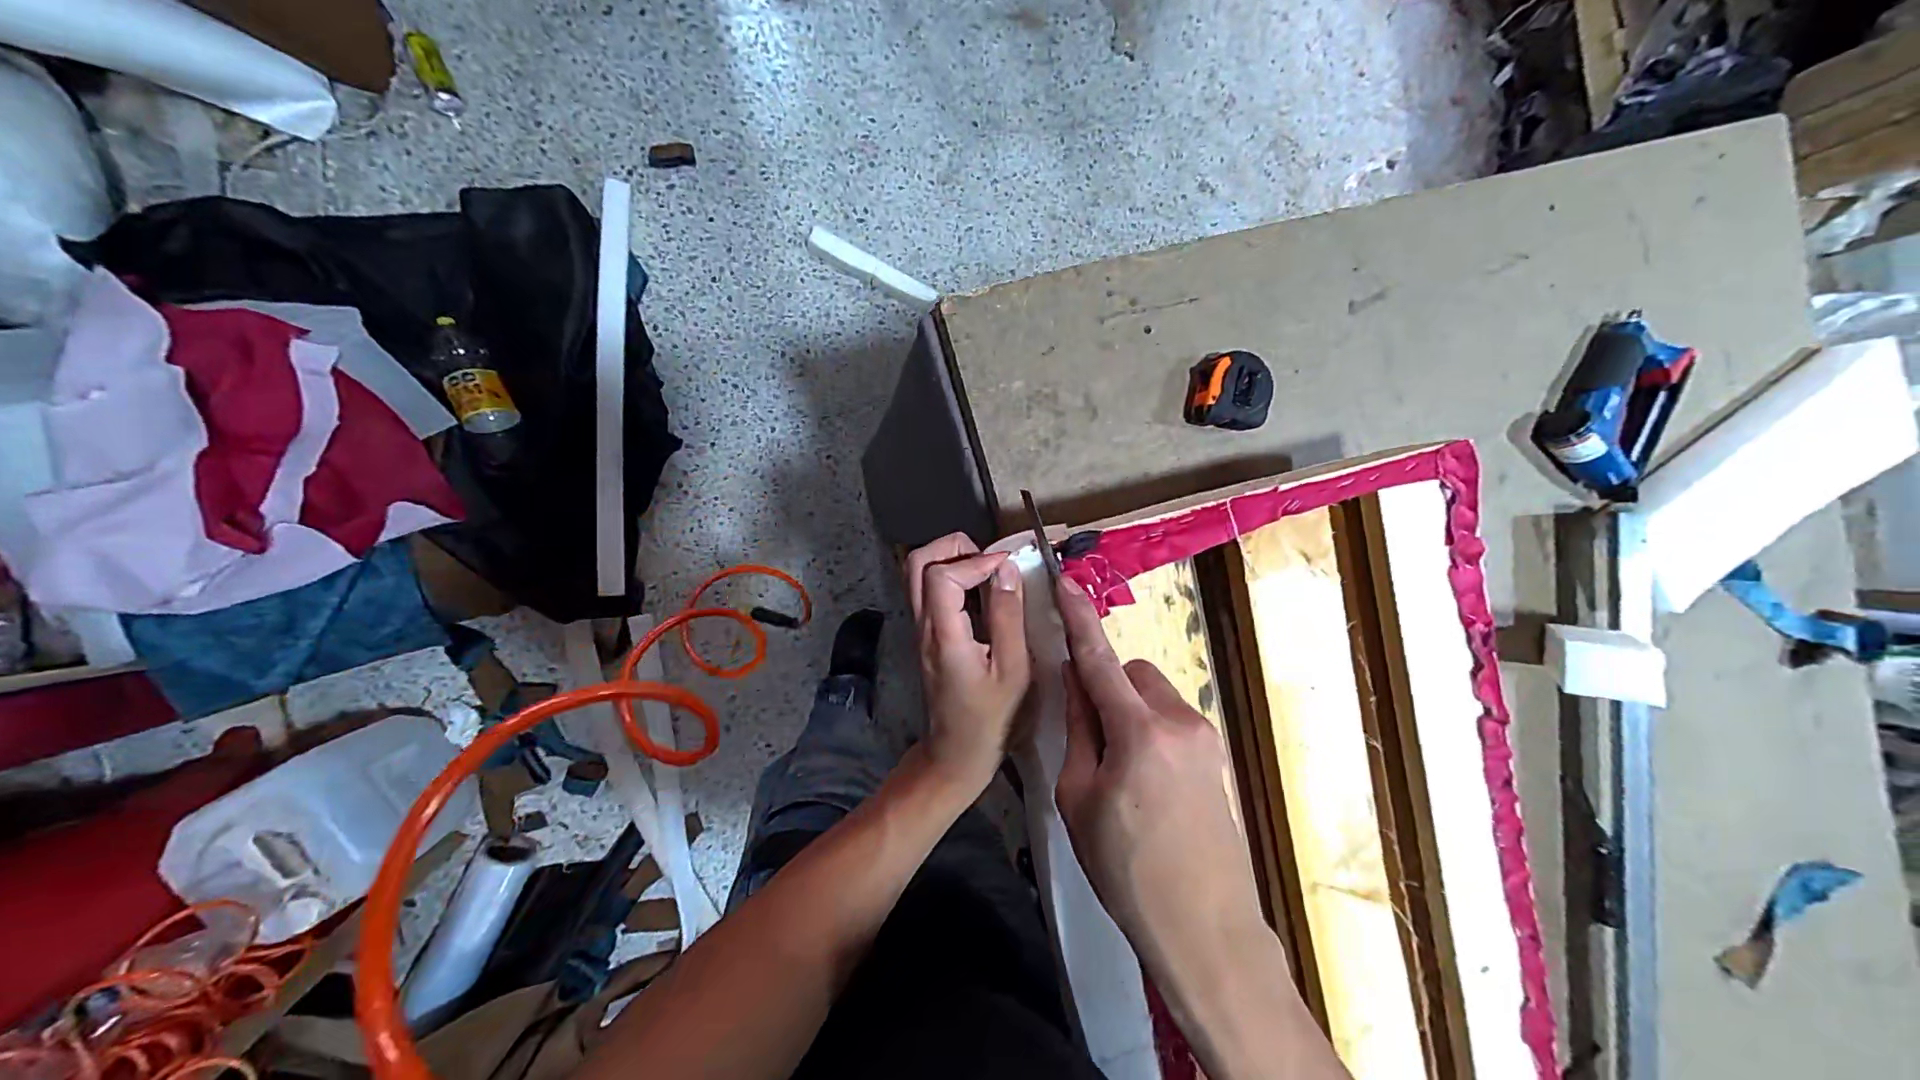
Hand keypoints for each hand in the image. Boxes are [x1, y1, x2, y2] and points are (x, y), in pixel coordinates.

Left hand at [904, 533, 1030, 794]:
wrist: (957, 752)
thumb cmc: (990, 719)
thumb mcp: (1013, 670)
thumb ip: (1009, 616)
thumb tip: (1006, 570)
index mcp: (943, 635)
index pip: (941, 575)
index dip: (975, 560)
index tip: (1006, 566)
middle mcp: (923, 626)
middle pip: (917, 562)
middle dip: (954, 547)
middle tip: (989, 559)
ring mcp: (921, 630)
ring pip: (917, 573)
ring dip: (950, 559)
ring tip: (987, 570)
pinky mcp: (928, 635)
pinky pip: (928, 590)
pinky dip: (951, 576)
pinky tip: (981, 590)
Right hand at [1051, 575, 1267, 975]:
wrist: (1203, 926)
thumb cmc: (1125, 868)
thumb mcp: (1079, 797)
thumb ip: (1079, 729)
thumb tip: (1074, 680)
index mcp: (1139, 731)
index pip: (1098, 660)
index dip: (1078, 618)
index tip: (1066, 582)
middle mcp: (1179, 721)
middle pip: (1131, 674)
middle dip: (1105, 687)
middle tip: (1089, 736)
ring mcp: (1204, 738)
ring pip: (1152, 696)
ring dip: (1127, 710)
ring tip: (1117, 769)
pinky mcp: (1215, 755)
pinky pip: (1170, 720)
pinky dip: (1147, 729)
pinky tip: (1143, 781)